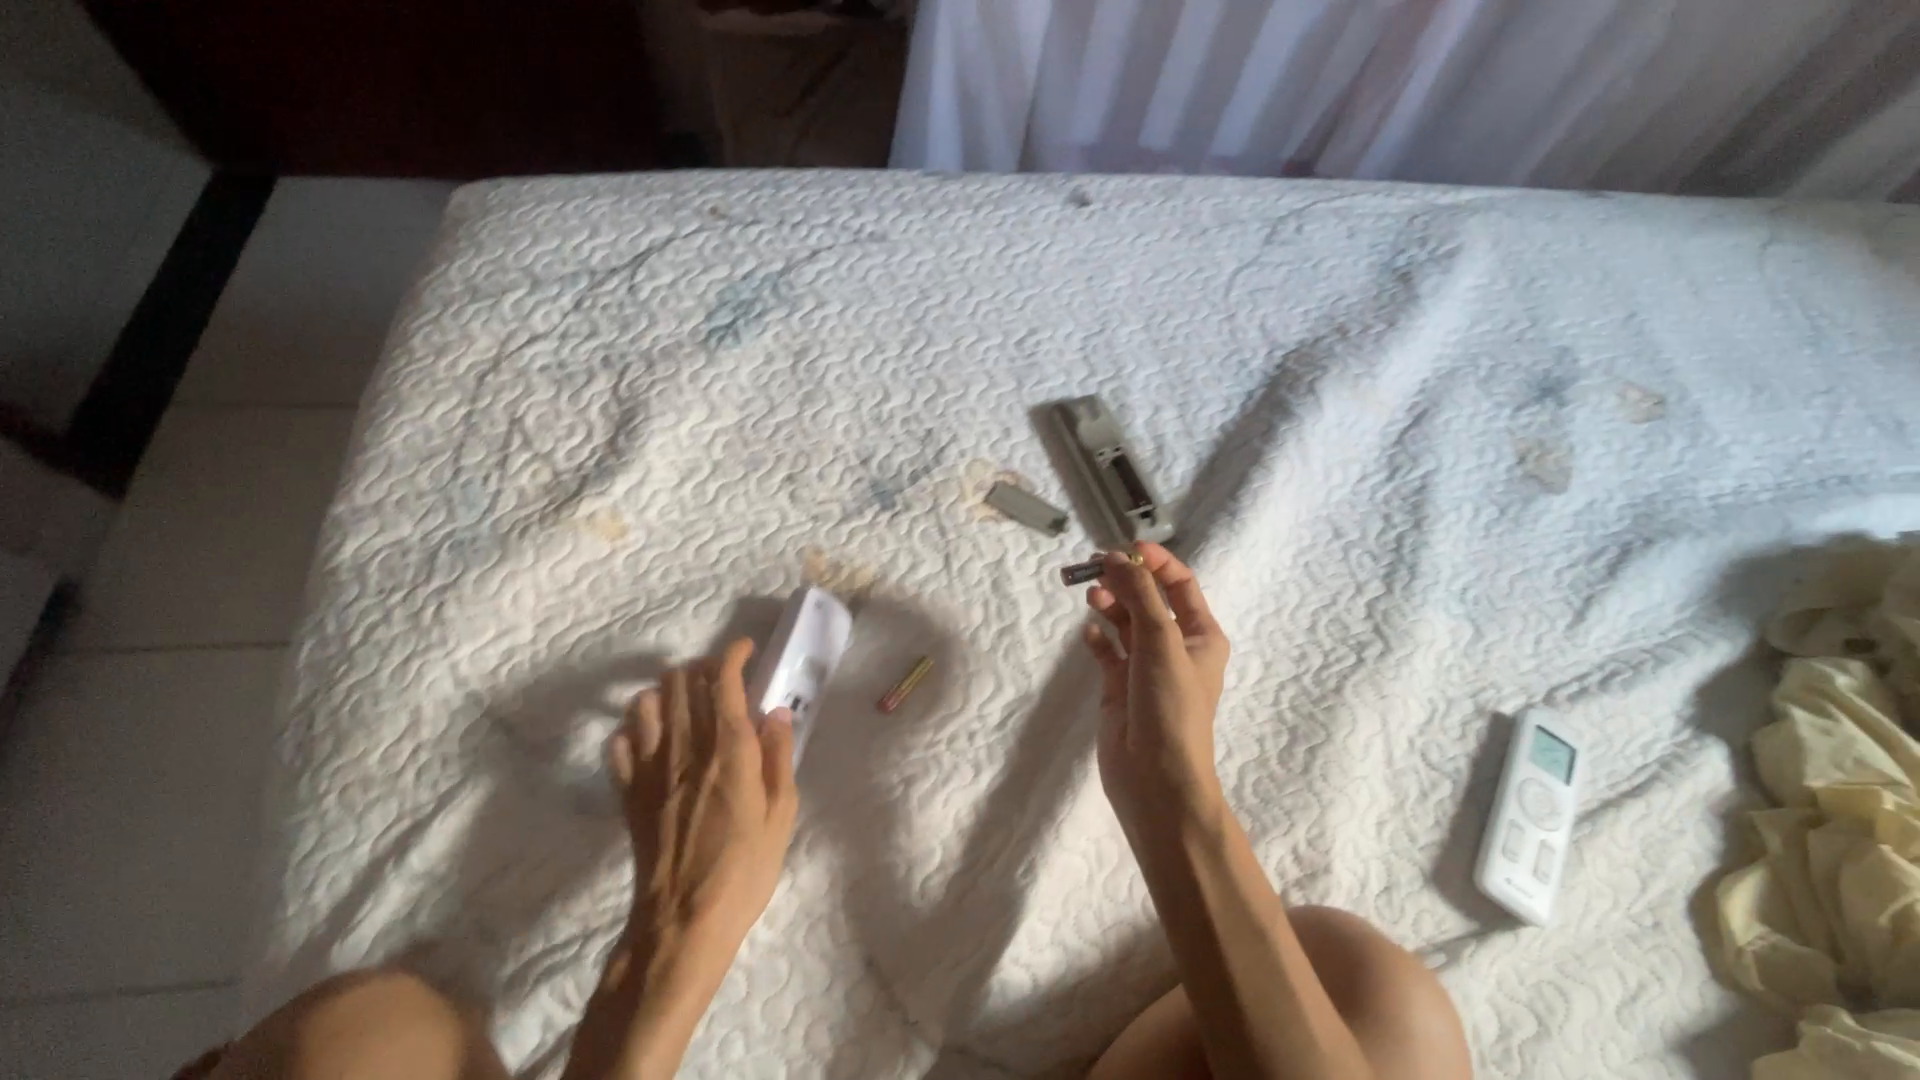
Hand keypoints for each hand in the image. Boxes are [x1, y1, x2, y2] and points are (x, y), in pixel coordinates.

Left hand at [609, 639, 798, 949]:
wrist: (682, 921)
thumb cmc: (744, 870)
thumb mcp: (781, 815)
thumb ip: (779, 756)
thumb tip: (777, 712)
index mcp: (729, 750)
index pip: (723, 682)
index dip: (732, 656)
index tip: (745, 649)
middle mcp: (686, 748)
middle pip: (681, 683)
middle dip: (702, 668)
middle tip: (721, 679)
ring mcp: (650, 769)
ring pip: (646, 703)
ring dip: (667, 693)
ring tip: (686, 703)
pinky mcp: (628, 793)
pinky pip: (619, 743)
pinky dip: (634, 729)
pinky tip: (650, 739)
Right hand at [1082, 544, 1230, 829]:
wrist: (1156, 776)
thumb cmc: (1171, 704)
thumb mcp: (1162, 641)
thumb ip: (1140, 596)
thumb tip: (1117, 559)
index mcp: (1202, 636)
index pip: (1181, 585)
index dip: (1156, 563)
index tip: (1126, 549)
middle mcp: (1175, 648)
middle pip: (1149, 600)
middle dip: (1125, 581)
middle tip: (1095, 568)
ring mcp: (1146, 668)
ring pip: (1126, 623)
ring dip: (1110, 605)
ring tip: (1091, 596)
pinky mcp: (1120, 688)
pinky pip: (1107, 652)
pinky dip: (1098, 638)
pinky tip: (1088, 632)